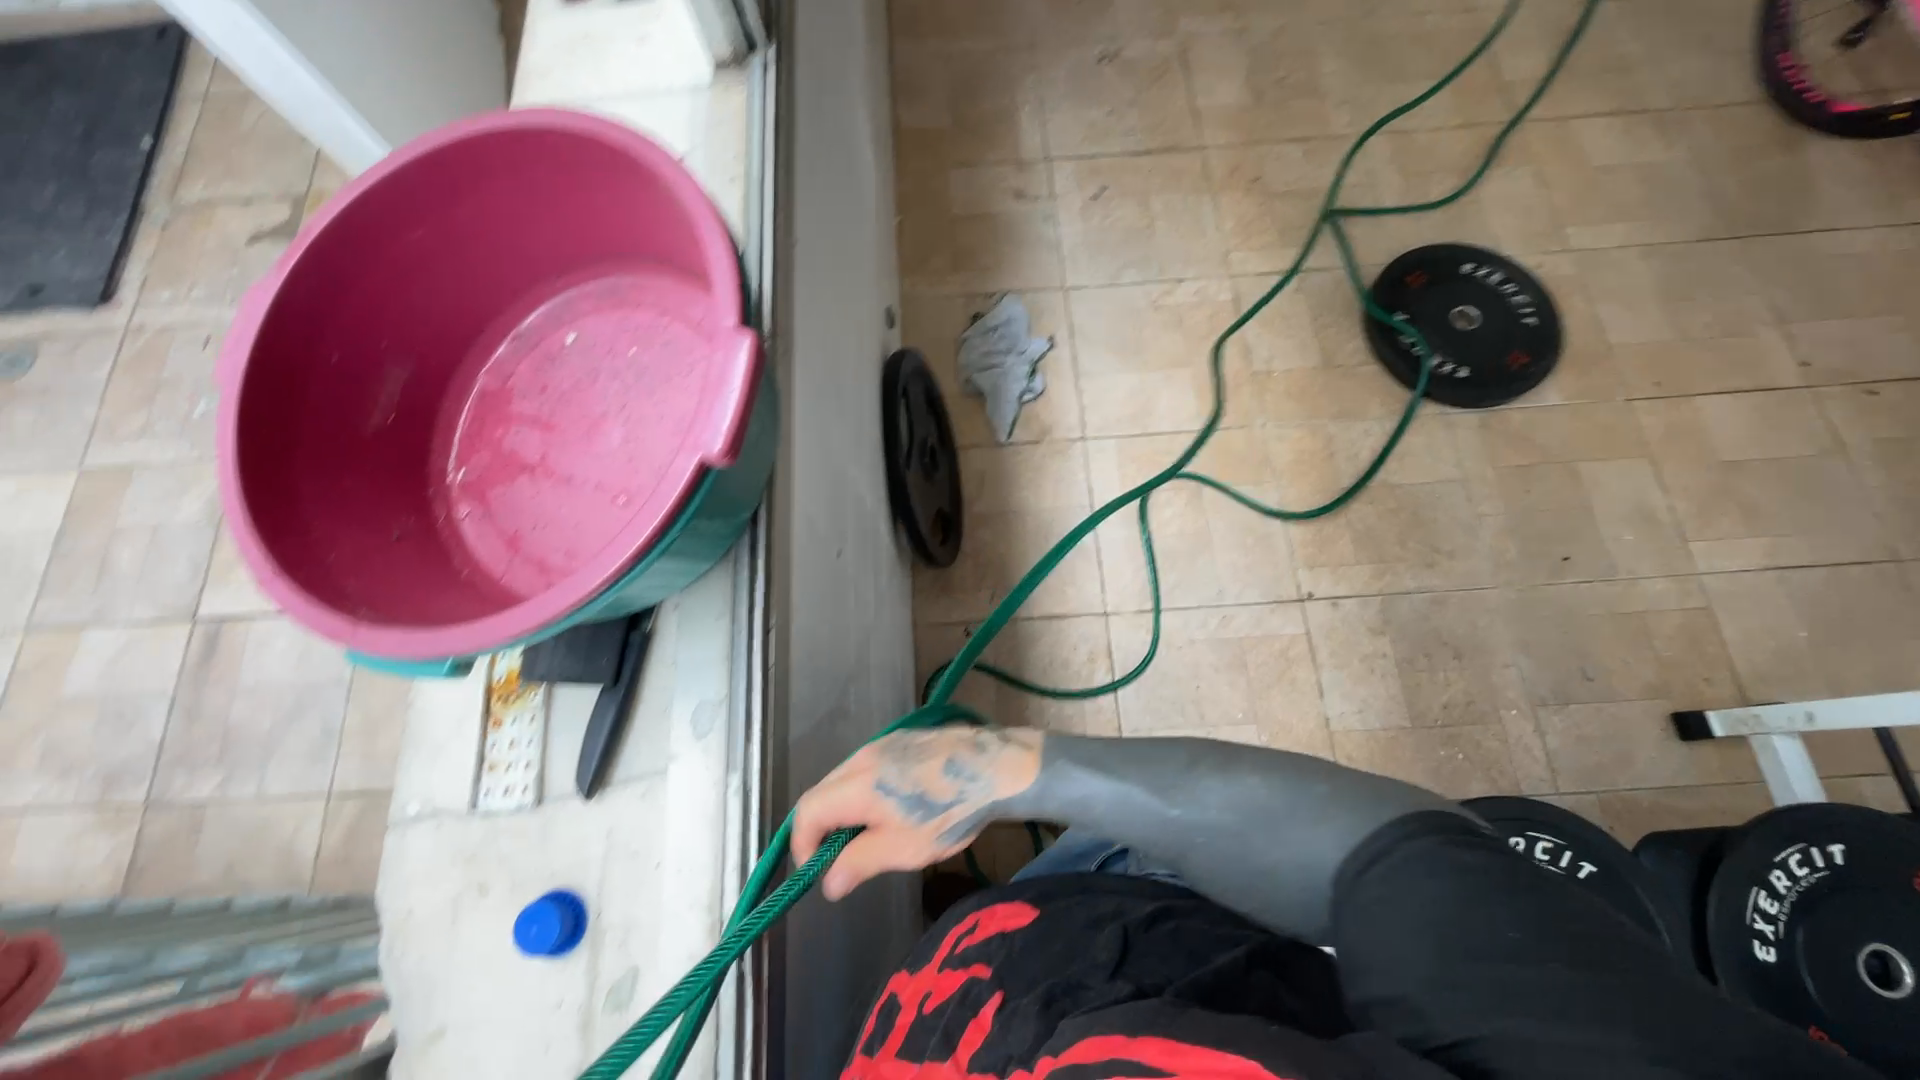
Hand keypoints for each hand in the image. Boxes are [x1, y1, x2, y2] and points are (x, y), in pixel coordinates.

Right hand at [791, 726, 1043, 899]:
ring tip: (868, 837)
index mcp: (856, 784)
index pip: (807, 811)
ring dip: (843, 810)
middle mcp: (861, 757)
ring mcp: (882, 744)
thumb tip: (827, 884)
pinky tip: (891, 810)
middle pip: (822, 791)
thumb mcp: (904, 848)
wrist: (998, 768)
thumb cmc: (950, 812)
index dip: (803, 844)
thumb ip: (859, 863)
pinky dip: (863, 793)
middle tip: (840, 859)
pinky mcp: (902, 740)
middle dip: (822, 828)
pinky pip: (866, 768)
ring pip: (843, 778)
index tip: (818, 871)